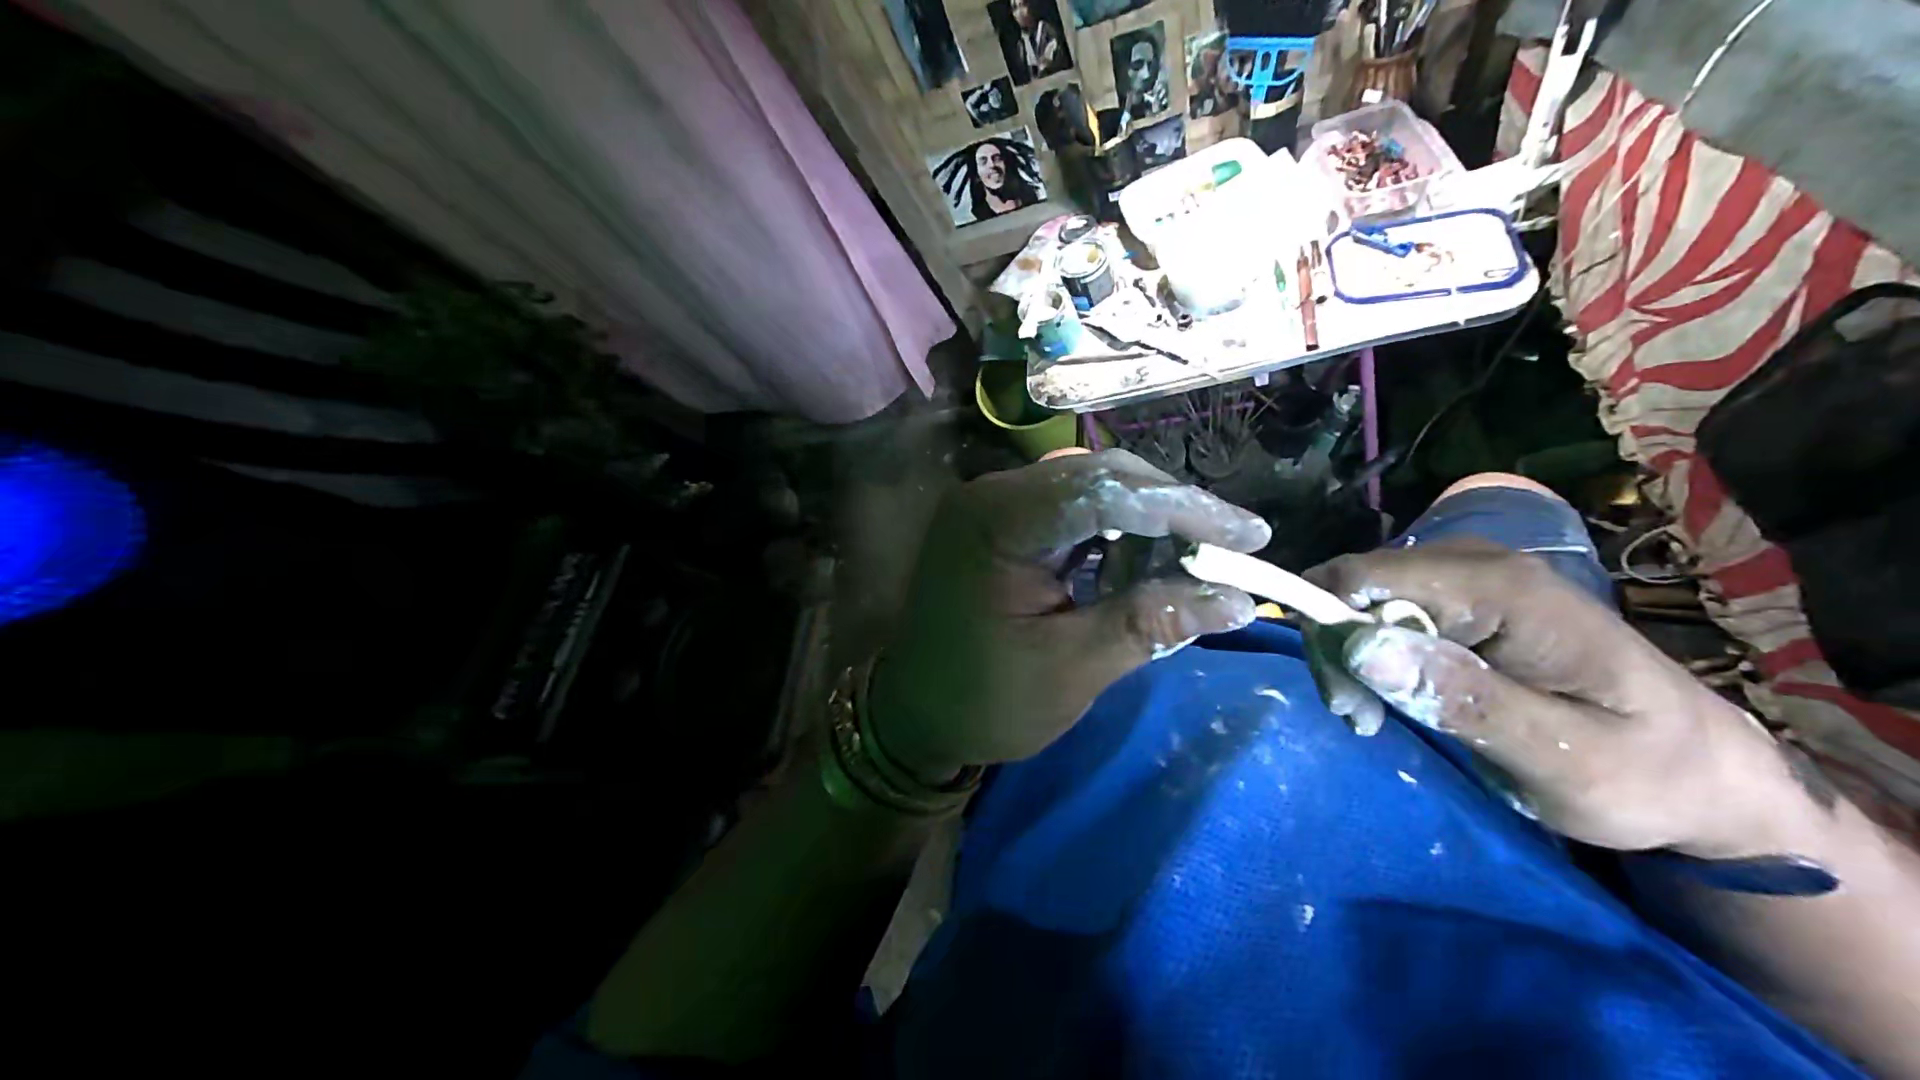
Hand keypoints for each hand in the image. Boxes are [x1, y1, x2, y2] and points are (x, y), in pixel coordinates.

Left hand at [868, 450, 1269, 779]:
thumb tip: (1237, 599)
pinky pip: (1072, 510)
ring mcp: (994, 505)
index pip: (1104, 492)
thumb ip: (1148, 624)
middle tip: (1234, 543)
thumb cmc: (982, 700)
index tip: (1249, 535)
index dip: (1184, 509)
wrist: (914, 714)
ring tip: (1200, 554)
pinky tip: (1149, 559)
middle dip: (1172, 507)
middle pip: (1100, 476)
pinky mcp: (1003, 524)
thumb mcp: (1070, 669)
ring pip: (1091, 487)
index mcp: (997, 522)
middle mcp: (992, 495)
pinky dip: (1117, 531)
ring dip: (1149, 517)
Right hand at [1307, 539, 1815, 855]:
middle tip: (1361, 720)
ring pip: (1360, 595)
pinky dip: (1369, 652)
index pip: (1365, 578)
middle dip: (1337, 650)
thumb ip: (1463, 698)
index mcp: (1505, 589)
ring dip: (1349, 655)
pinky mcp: (1464, 597)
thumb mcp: (1562, 758)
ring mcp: (1470, 575)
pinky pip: (1383, 608)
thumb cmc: (1646, 774)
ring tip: (1375, 716)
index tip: (1347, 703)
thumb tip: (1360, 645)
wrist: (1706, 771)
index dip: (1331, 632)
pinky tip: (1392, 693)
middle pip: (1354, 584)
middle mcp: (1480, 563)